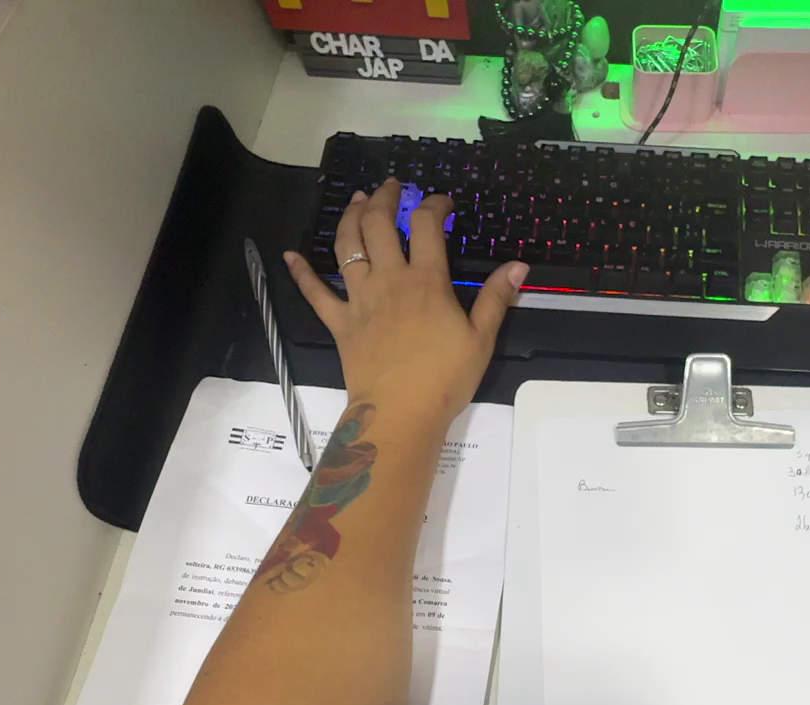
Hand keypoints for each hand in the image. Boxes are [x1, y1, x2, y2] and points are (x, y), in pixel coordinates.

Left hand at [283, 179, 527, 431]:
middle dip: (384, 198)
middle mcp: (390, 280)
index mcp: (427, 282)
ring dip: (349, 218)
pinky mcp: (339, 322)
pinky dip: (302, 273)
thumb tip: (519, 265)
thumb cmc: (445, 379)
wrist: (401, 413)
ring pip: (347, 246)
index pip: (427, 226)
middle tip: (390, 187)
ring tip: (356, 202)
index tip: (442, 201)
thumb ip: (495, 298)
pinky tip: (290, 255)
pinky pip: (315, 293)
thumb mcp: (481, 339)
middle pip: (379, 224)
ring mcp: (360, 299)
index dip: (434, 205)